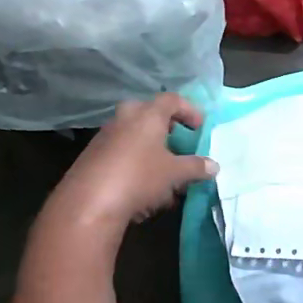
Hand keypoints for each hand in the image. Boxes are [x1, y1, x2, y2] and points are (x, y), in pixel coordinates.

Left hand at [44, 93, 216, 233]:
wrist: (88, 203)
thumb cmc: (139, 178)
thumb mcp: (174, 174)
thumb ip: (196, 167)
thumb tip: (214, 165)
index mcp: (147, 115)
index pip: (172, 99)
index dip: (189, 110)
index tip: (200, 129)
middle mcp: (124, 118)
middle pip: (148, 114)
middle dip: (166, 128)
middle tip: (178, 144)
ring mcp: (105, 136)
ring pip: (133, 135)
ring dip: (151, 150)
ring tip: (165, 175)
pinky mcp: (92, 157)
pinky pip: (120, 153)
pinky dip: (135, 164)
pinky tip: (142, 190)